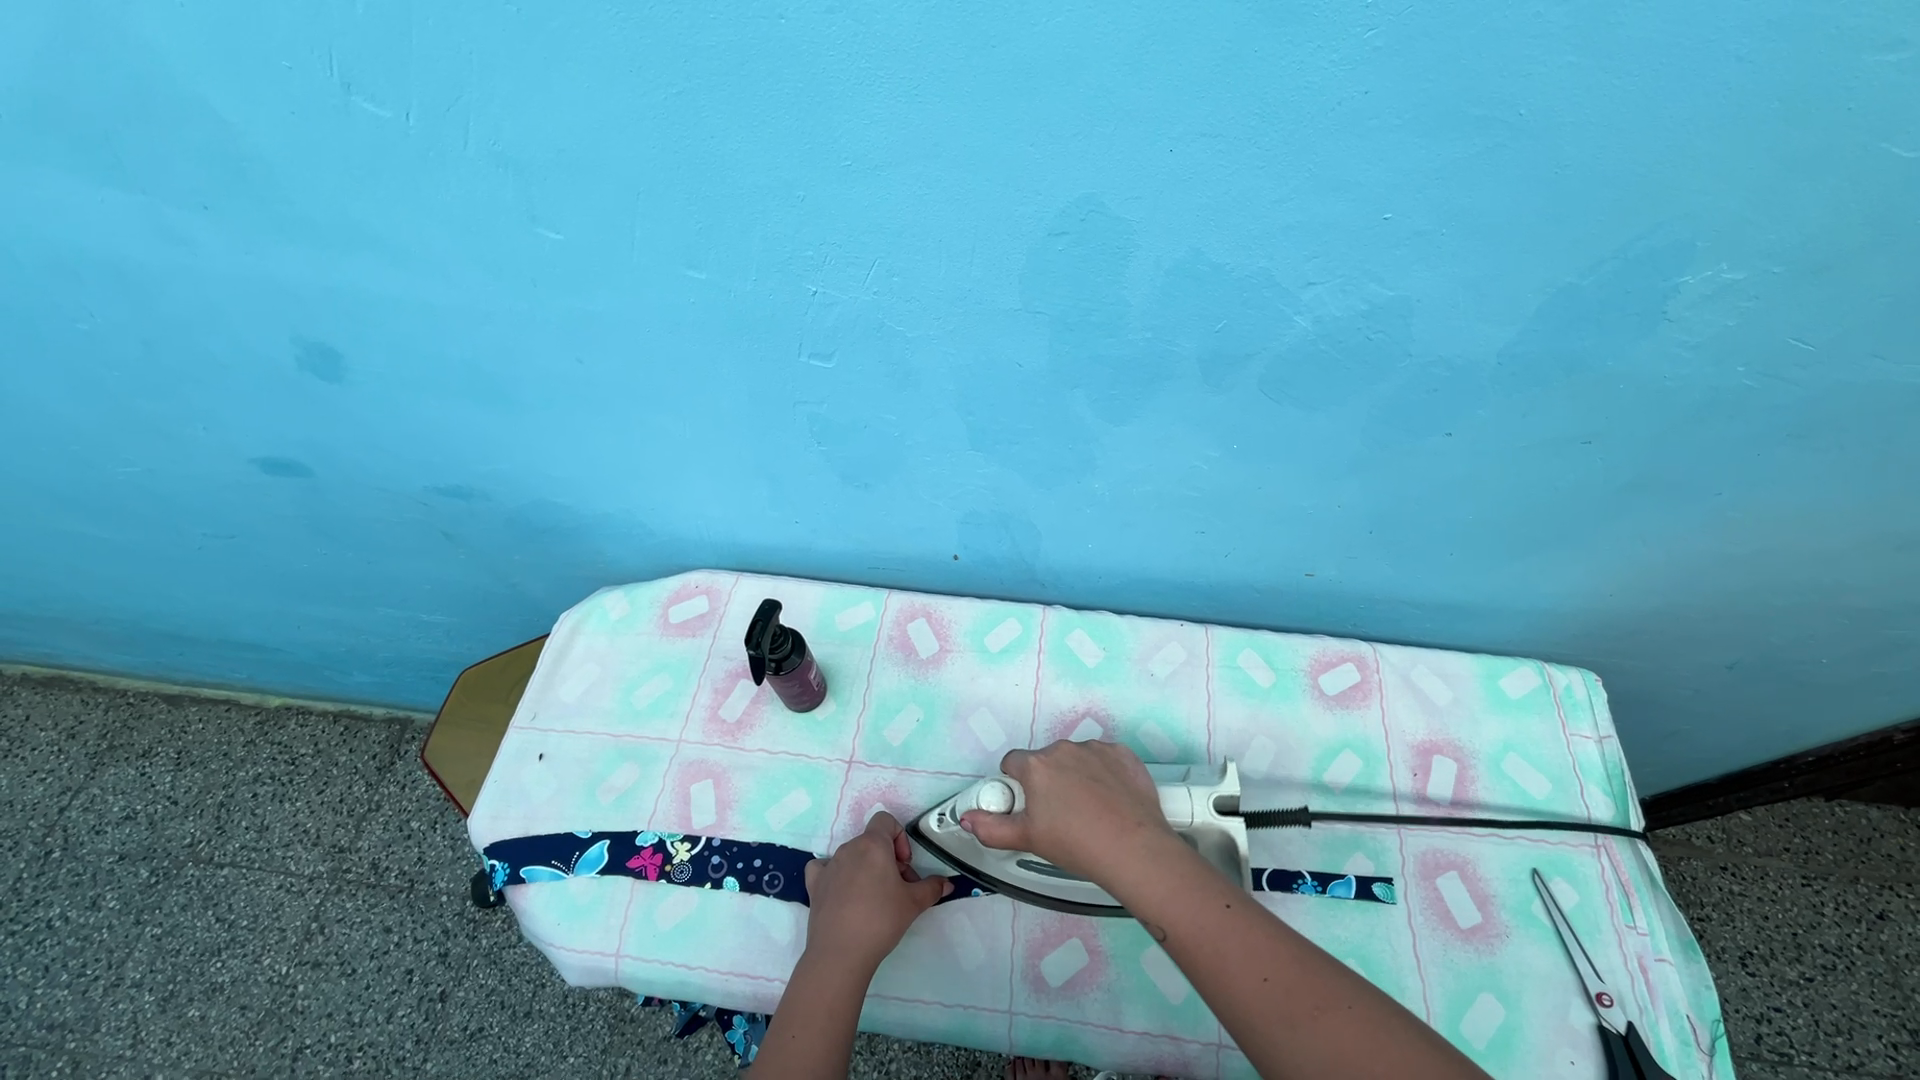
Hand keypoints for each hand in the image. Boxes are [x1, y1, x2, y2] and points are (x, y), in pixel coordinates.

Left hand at [802, 811, 950, 972]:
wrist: (841, 953)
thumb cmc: (881, 920)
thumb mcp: (914, 903)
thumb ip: (932, 888)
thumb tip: (947, 883)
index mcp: (872, 845)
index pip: (886, 820)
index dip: (900, 838)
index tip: (904, 865)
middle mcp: (848, 848)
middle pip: (872, 842)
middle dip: (888, 860)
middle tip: (898, 889)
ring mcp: (829, 866)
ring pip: (853, 856)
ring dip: (867, 869)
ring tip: (875, 899)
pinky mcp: (814, 885)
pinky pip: (824, 868)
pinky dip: (836, 875)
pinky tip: (842, 893)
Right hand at [959, 739, 1181, 883]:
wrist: (1134, 849)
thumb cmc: (1077, 844)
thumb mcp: (1027, 840)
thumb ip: (992, 827)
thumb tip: (968, 819)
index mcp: (1036, 766)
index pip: (1013, 762)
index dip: (1016, 783)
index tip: (1028, 804)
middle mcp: (1064, 749)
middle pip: (1046, 760)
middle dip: (1048, 781)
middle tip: (1059, 814)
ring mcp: (1097, 749)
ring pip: (1076, 758)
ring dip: (1077, 775)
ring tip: (1089, 810)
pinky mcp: (1124, 755)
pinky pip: (1106, 759)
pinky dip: (1105, 774)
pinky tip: (1111, 800)